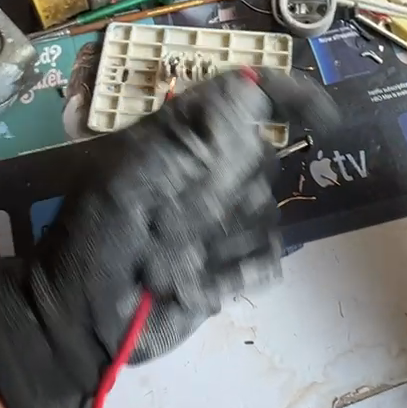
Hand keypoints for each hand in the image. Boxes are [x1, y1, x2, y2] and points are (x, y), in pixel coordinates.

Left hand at [0, 67, 337, 407]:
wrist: (82, 318)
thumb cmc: (96, 236)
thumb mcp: (133, 172)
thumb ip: (192, 133)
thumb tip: (248, 89)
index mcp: (181, 133)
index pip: (245, 94)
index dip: (288, 94)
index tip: (324, 117)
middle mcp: (209, 166)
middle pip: (263, 155)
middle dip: (231, 187)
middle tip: (178, 217)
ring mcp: (223, 214)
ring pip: (266, 209)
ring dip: (226, 235)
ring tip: (177, 256)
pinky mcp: (233, 258)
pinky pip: (267, 254)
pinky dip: (236, 270)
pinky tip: (197, 281)